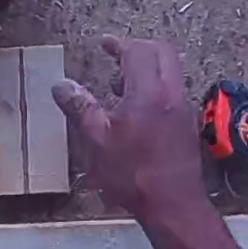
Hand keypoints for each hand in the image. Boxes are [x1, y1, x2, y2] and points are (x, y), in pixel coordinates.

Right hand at [52, 35, 212, 223]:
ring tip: (117, 85)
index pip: (138, 52)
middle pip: (162, 53)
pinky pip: (171, 92)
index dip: (119, 44)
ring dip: (146, 70)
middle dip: (138, 49)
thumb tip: (61, 85)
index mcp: (148, 93)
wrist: (172, 204)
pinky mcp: (186, 125)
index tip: (103, 44)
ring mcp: (182, 110)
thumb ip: (80, 108)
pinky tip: (133, 112)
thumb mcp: (96, 141)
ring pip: (169, 73)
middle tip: (114, 56)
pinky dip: (152, 88)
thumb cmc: (132, 173)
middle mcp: (171, 95)